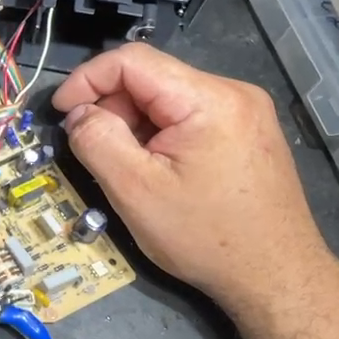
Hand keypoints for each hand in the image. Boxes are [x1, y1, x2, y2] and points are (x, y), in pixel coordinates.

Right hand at [51, 44, 333, 308]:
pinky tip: (157, 169)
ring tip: (128, 167)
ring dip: (133, 123)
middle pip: (150, 77)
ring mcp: (245, 111)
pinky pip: (186, 115)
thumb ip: (96, 140)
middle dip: (112, 107)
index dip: (87, 79)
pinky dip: (157, 133)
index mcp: (209, 99)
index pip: (132, 60)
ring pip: (165, 97)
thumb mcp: (135, 191)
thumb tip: (78, 113)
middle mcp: (233, 93)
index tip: (62, 112)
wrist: (277, 278)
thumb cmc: (205, 237)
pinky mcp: (246, 131)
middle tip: (95, 151)